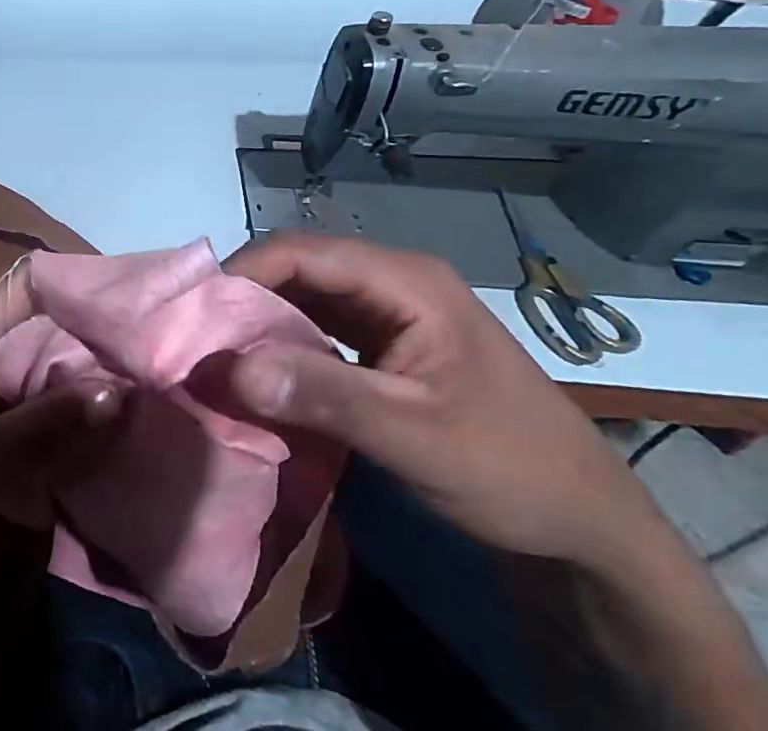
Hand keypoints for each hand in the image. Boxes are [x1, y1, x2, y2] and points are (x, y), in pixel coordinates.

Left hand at [0, 270, 122, 582]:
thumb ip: (39, 428)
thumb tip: (117, 391)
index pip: (27, 284)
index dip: (78, 285)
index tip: (131, 306)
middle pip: (52, 320)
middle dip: (99, 333)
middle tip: (152, 350)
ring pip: (59, 359)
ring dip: (97, 371)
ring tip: (149, 379)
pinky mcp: (8, 417)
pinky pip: (56, 396)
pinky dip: (84, 404)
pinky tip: (119, 415)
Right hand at [223, 232, 663, 569]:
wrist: (576, 515)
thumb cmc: (507, 465)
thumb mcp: (414, 433)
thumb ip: (324, 394)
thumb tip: (227, 366)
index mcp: (406, 281)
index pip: (304, 251)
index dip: (243, 274)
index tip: (191, 321)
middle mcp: (394, 285)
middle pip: (300, 272)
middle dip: (243, 302)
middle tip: (191, 347)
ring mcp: (391, 317)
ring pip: (307, 303)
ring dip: (260, 329)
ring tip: (211, 364)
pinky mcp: (386, 350)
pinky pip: (321, 336)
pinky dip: (284, 354)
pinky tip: (257, 382)